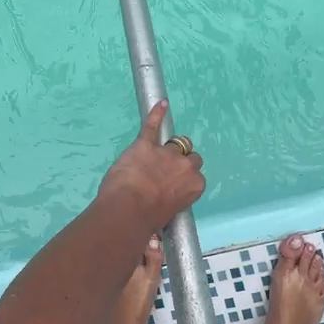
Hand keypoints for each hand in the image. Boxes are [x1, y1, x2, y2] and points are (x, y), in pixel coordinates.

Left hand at [98, 101, 204, 229]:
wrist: (128, 210)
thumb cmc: (147, 220)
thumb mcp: (169, 213)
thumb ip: (173, 198)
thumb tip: (164, 198)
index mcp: (195, 185)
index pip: (196, 174)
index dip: (183, 177)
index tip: (174, 183)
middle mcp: (185, 166)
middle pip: (190, 156)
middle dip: (179, 162)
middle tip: (164, 171)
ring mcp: (166, 152)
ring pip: (174, 143)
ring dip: (165, 149)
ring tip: (152, 156)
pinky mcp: (145, 143)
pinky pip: (152, 124)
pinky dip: (157, 113)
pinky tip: (162, 104)